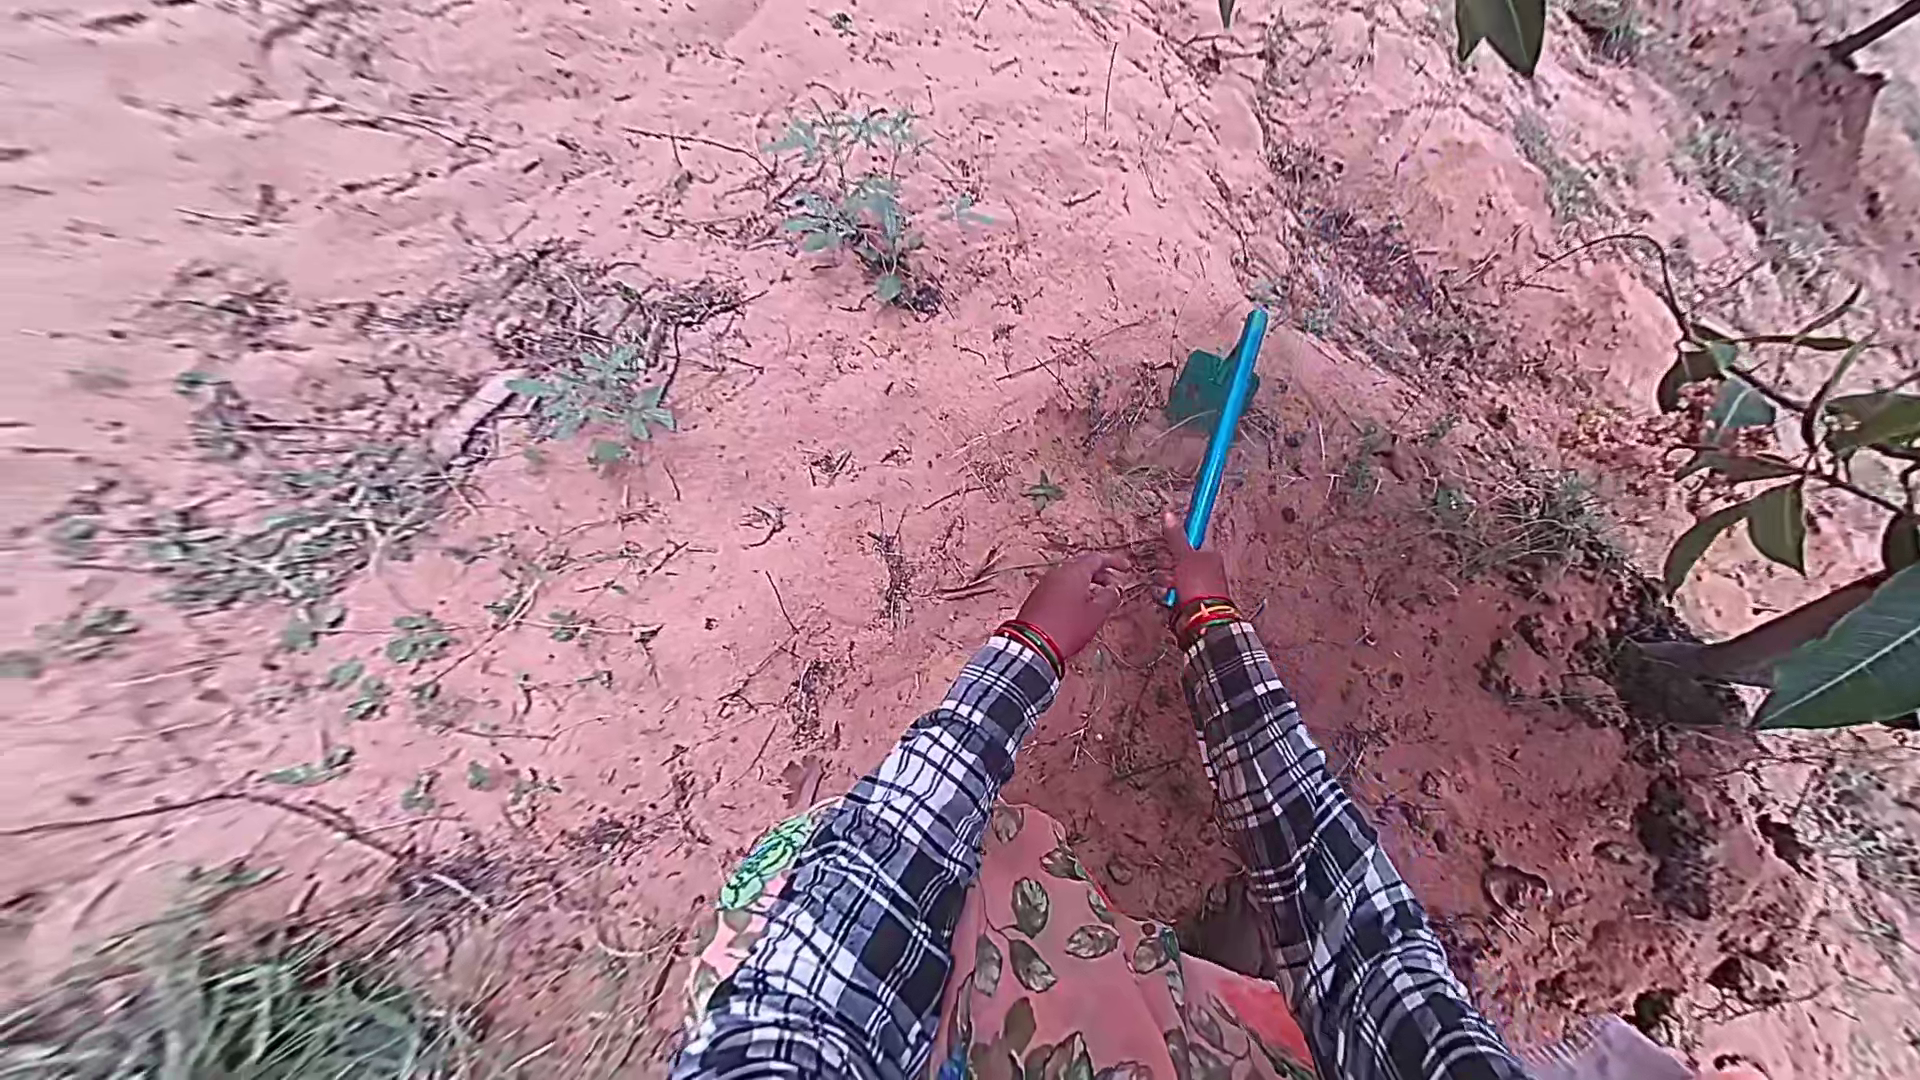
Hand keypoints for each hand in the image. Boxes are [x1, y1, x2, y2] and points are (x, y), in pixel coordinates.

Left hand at [1014, 552, 1128, 660]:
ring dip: (1087, 584)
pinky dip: (1073, 591)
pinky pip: (1059, 587)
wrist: (1033, 644)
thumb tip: (1115, 588)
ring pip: (1070, 577)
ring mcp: (1044, 584)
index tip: (1126, 568)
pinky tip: (1080, 607)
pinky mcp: (1037, 597)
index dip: (1113, 562)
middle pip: (1082, 566)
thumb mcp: (1096, 613)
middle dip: (1100, 574)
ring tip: (1099, 598)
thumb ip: (1109, 597)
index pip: (1097, 558)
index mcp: (1074, 572)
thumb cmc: (1067, 627)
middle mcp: (1057, 573)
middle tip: (1113, 585)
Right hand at [1159, 512, 1230, 602]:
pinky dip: (1165, 595)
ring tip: (1169, 588)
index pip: (1189, 543)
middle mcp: (1205, 571)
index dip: (1176, 547)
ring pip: (1170, 578)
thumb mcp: (1185, 556)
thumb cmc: (1201, 586)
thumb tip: (1169, 515)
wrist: (1203, 619)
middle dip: (1167, 567)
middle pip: (1176, 561)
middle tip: (1170, 572)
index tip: (1170, 552)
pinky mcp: (1187, 602)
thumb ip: (1176, 537)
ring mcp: (1196, 588)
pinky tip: (1168, 598)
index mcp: (1210, 556)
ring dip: (1164, 583)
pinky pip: (1169, 593)